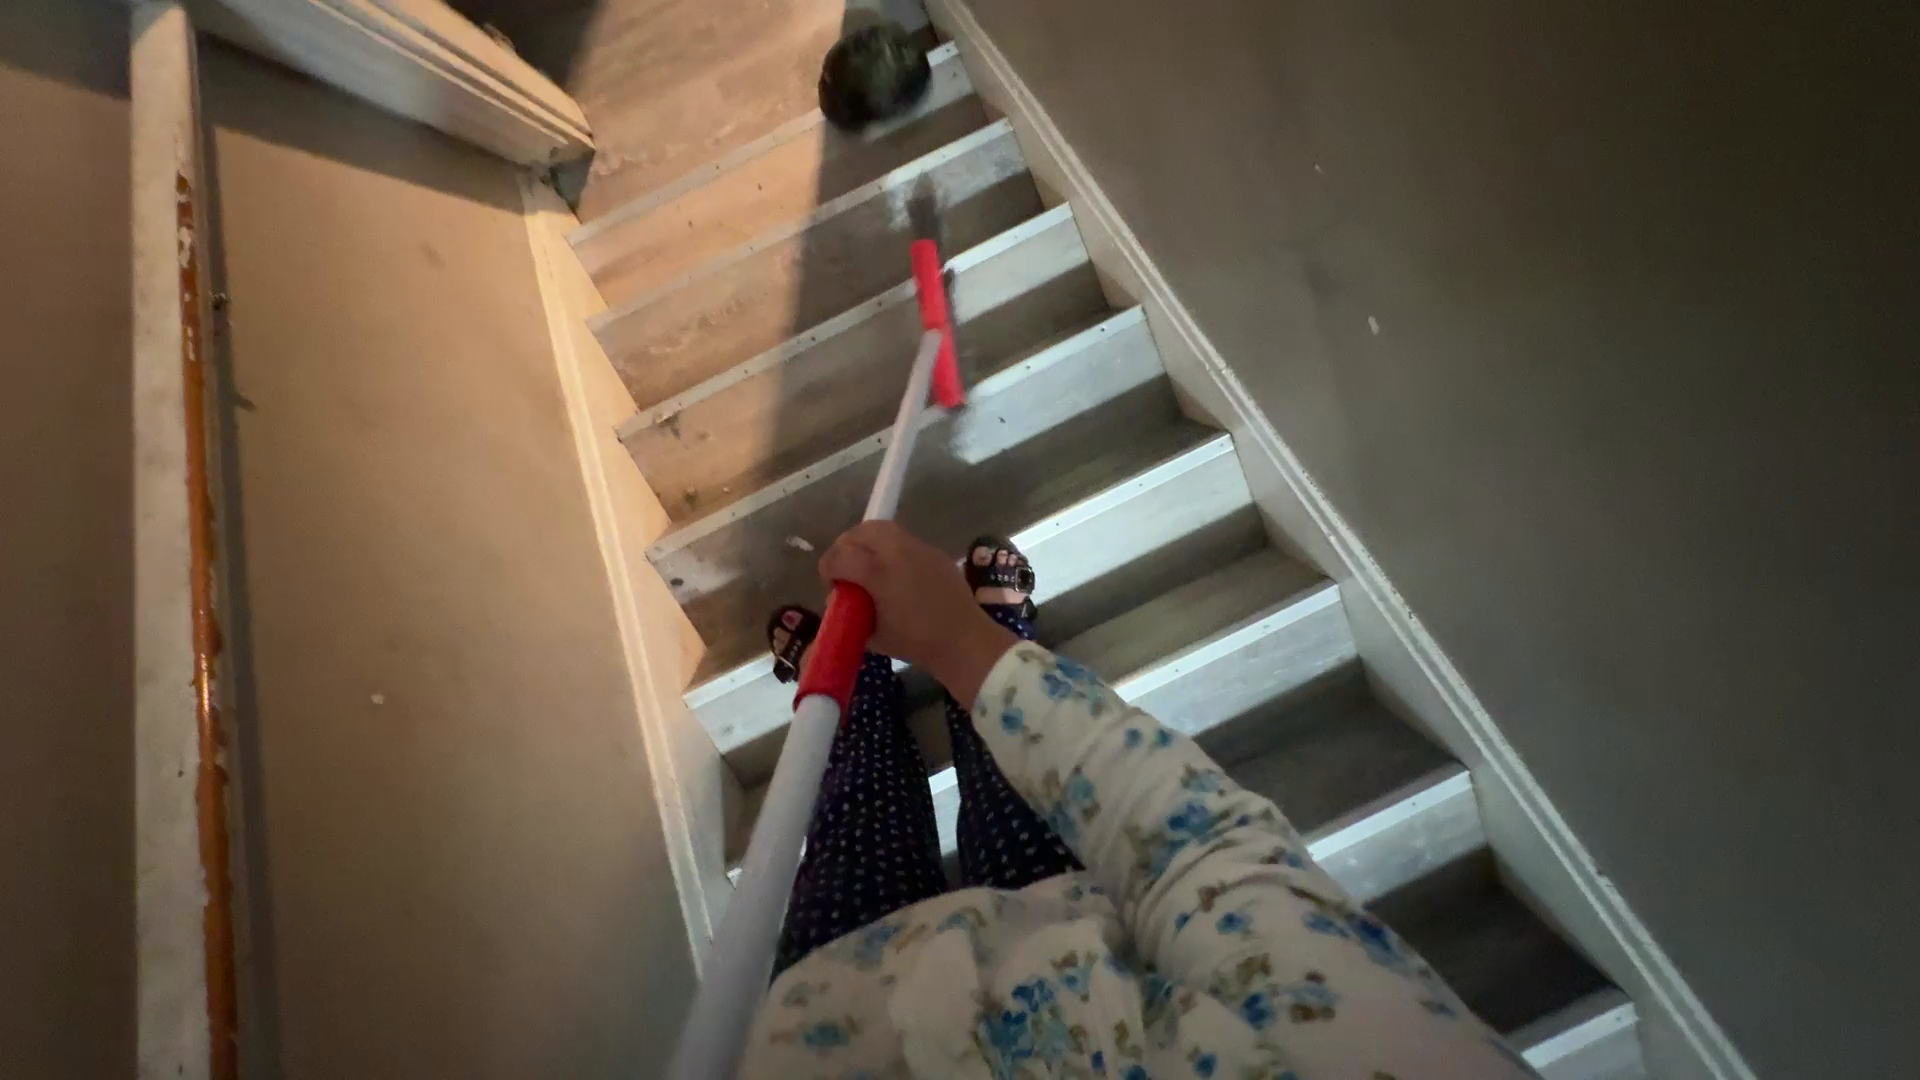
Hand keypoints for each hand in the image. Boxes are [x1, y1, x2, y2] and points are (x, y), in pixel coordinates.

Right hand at [818, 521, 1017, 704]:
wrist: (963, 640)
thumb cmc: (916, 642)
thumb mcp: (874, 635)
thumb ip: (850, 613)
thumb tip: (838, 600)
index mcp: (878, 574)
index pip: (841, 556)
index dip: (828, 566)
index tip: (829, 579)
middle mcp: (897, 553)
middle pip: (861, 532)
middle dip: (846, 546)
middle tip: (845, 566)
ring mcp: (919, 548)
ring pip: (883, 529)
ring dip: (867, 541)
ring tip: (866, 563)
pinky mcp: (934, 551)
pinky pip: (904, 540)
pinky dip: (890, 548)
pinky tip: (893, 569)